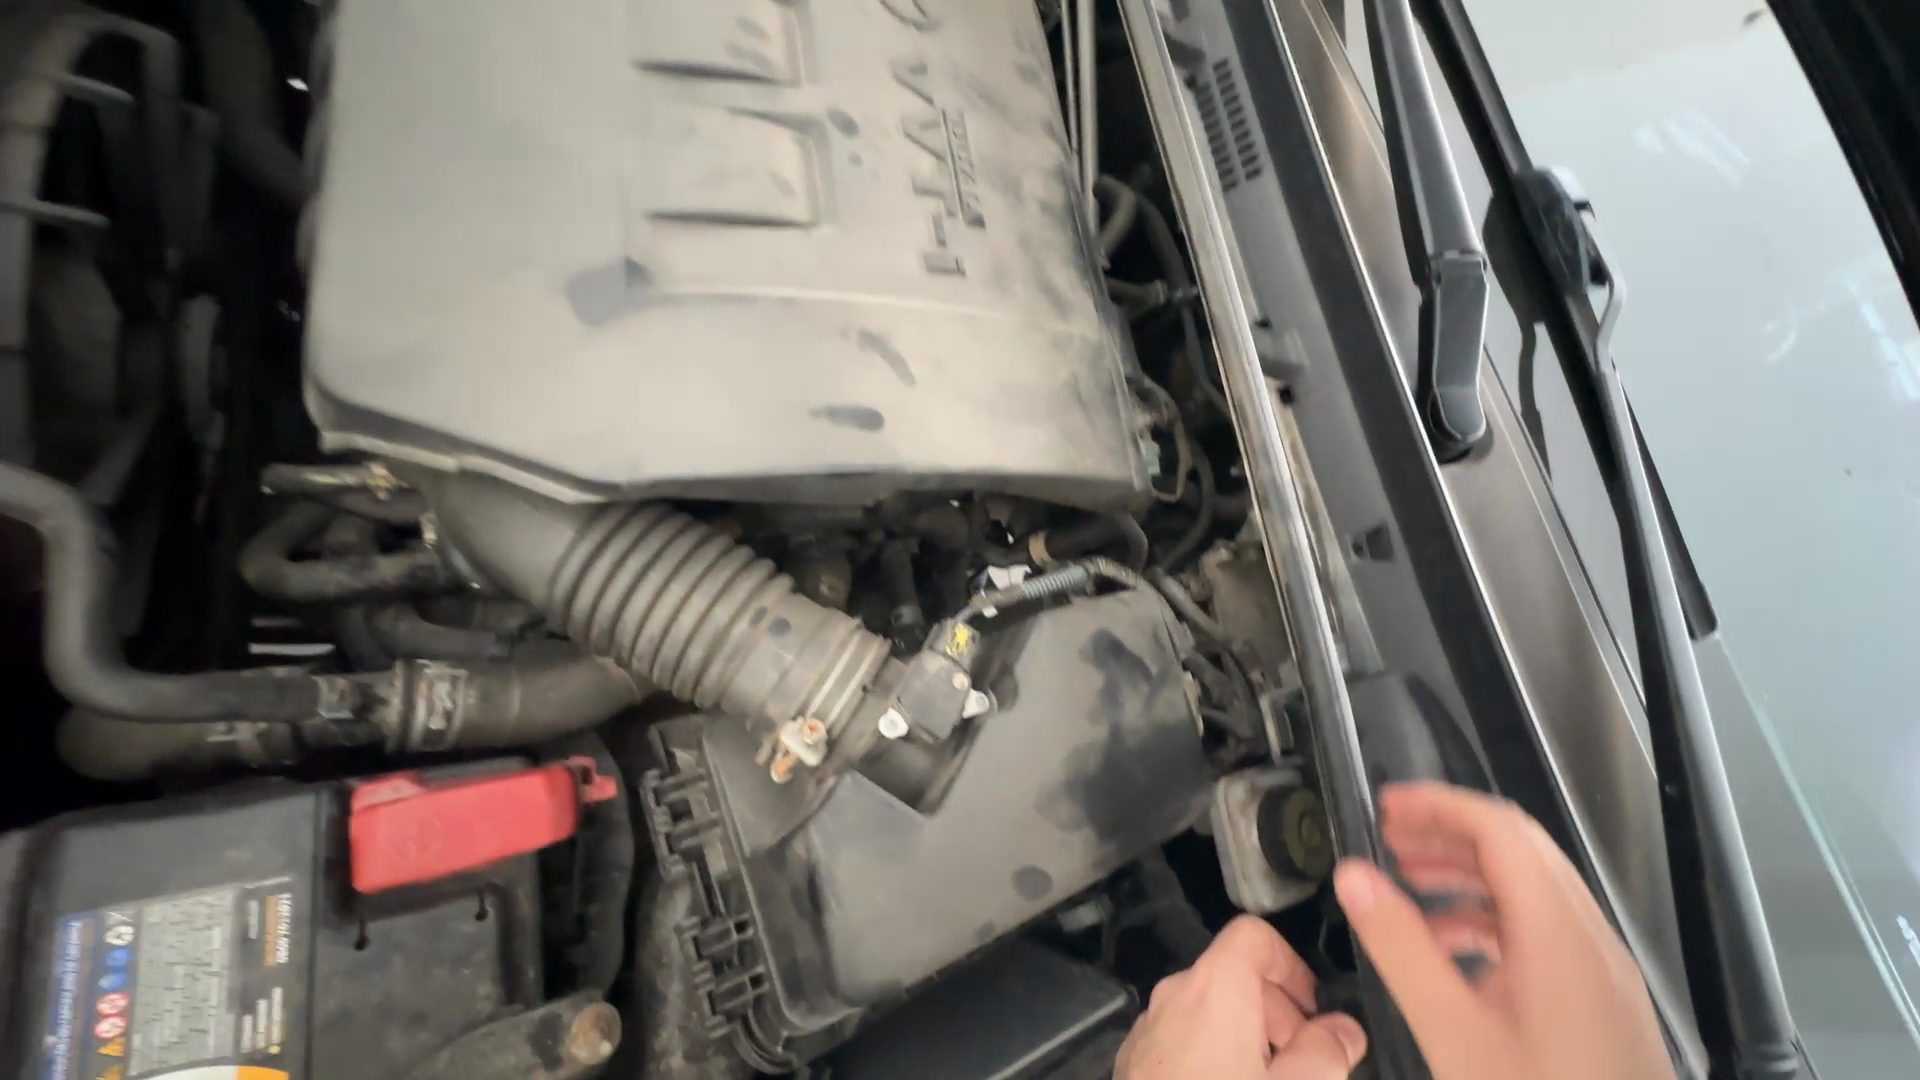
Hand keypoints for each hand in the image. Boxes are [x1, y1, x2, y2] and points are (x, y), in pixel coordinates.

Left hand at [1114, 915, 1367, 1079]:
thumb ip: (1326, 1056)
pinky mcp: (1135, 1063)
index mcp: (1213, 987)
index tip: (1320, 1016)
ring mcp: (1149, 1029)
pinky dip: (1215, 1058)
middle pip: (1234, 976)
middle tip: (1311, 1068)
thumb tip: (1344, 1029)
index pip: (1253, 936)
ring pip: (1210, 1013)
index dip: (1294, 965)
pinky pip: (1184, 1041)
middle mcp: (1175, 994)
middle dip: (1280, 1014)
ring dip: (1249, 1041)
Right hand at [1334, 782, 1672, 1079]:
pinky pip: (1538, 929)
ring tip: (1404, 880)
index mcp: (1559, 933)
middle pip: (1517, 850)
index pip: (1500, 830)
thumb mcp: (1453, 1031)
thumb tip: (1351, 873)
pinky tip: (1443, 944)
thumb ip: (1399, 945)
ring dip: (1462, 870)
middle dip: (1445, 831)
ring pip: (1528, 888)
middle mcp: (1589, 939)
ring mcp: (1599, 972)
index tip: (1383, 806)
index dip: (1438, 804)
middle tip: (1385, 837)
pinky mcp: (1598, 1001)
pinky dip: (1484, 914)